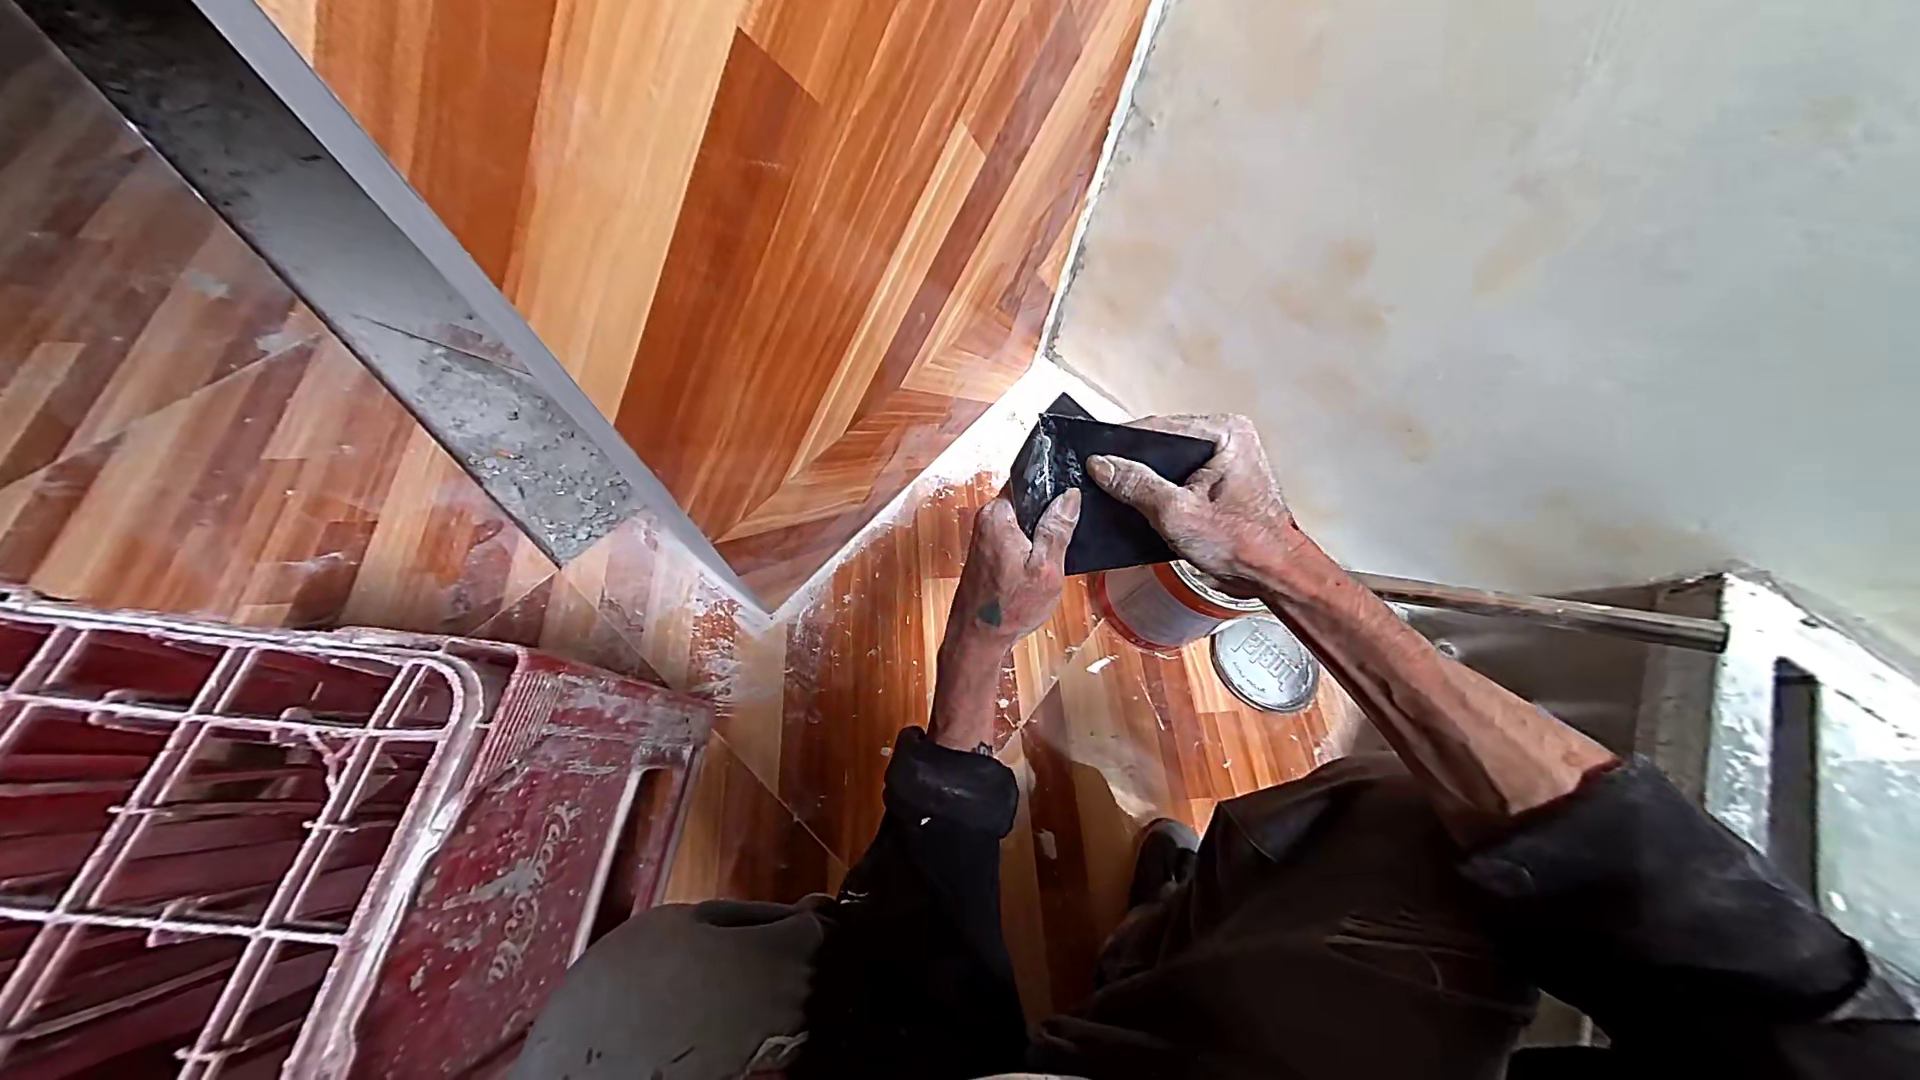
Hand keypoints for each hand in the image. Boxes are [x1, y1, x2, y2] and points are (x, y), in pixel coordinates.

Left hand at [930, 488, 1078, 751]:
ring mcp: (984, 535)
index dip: (1054, 486)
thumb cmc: (1008, 608)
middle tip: (1069, 532)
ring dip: (1040, 532)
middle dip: (1049, 513)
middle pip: (1027, 501)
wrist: (977, 638)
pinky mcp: (986, 551)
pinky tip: (1039, 563)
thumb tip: (1070, 495)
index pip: (1029, 481)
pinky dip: (1029, 546)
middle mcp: (986, 519)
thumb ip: (1057, 528)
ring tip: (1055, 550)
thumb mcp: (1046, 568)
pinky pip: (1015, 535)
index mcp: (999, 514)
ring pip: (1022, 520)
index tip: (1073, 497)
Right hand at [1086, 414, 1292, 586]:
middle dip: (1137, 465)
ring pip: (1168, 461)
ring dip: (1150, 479)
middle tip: (1113, 484)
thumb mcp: (1175, 513)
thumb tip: (1102, 465)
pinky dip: (1164, 489)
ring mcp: (1227, 458)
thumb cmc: (1244, 544)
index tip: (1098, 461)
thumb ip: (1135, 484)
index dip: (1123, 446)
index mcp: (1225, 433)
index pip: (1157, 428)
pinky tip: (1155, 505)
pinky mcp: (1221, 478)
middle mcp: (1229, 438)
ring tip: (1135, 497)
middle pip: (1161, 444)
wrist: (1272, 572)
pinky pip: (1180, 475)